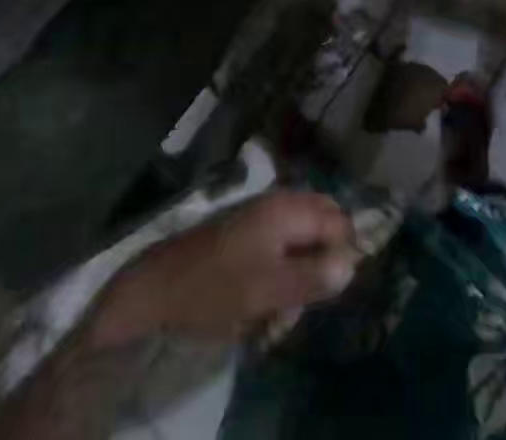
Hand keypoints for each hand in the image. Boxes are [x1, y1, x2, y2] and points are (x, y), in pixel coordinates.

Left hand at [87, 191, 357, 346]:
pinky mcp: (245, 229)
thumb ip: (313, 276)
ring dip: (301, 268)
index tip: (324, 289)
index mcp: (286, 209)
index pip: (338, 222)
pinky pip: (281, 243)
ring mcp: (260, 214)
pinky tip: (267, 297)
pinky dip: (283, 268)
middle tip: (307, 293)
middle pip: (323, 224)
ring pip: (303, 236)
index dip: (340, 255)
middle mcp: (277, 202)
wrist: (154, 289)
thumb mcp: (267, 290)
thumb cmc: (213, 288)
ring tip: (283, 303)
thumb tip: (351, 264)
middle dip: (322, 259)